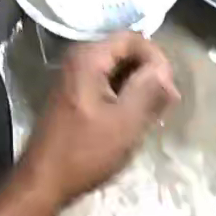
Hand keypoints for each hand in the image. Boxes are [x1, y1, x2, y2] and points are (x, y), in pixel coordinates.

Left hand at [17, 33, 176, 202]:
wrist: (45, 176)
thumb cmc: (85, 150)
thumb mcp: (124, 123)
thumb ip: (147, 92)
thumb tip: (165, 69)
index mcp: (88, 56)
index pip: (131, 38)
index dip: (156, 58)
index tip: (170, 89)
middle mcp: (79, 56)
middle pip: (124, 50)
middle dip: (148, 72)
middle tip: (166, 104)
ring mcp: (75, 73)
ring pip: (117, 66)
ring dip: (138, 84)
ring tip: (154, 113)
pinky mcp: (76, 90)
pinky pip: (106, 79)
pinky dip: (124, 92)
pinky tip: (134, 117)